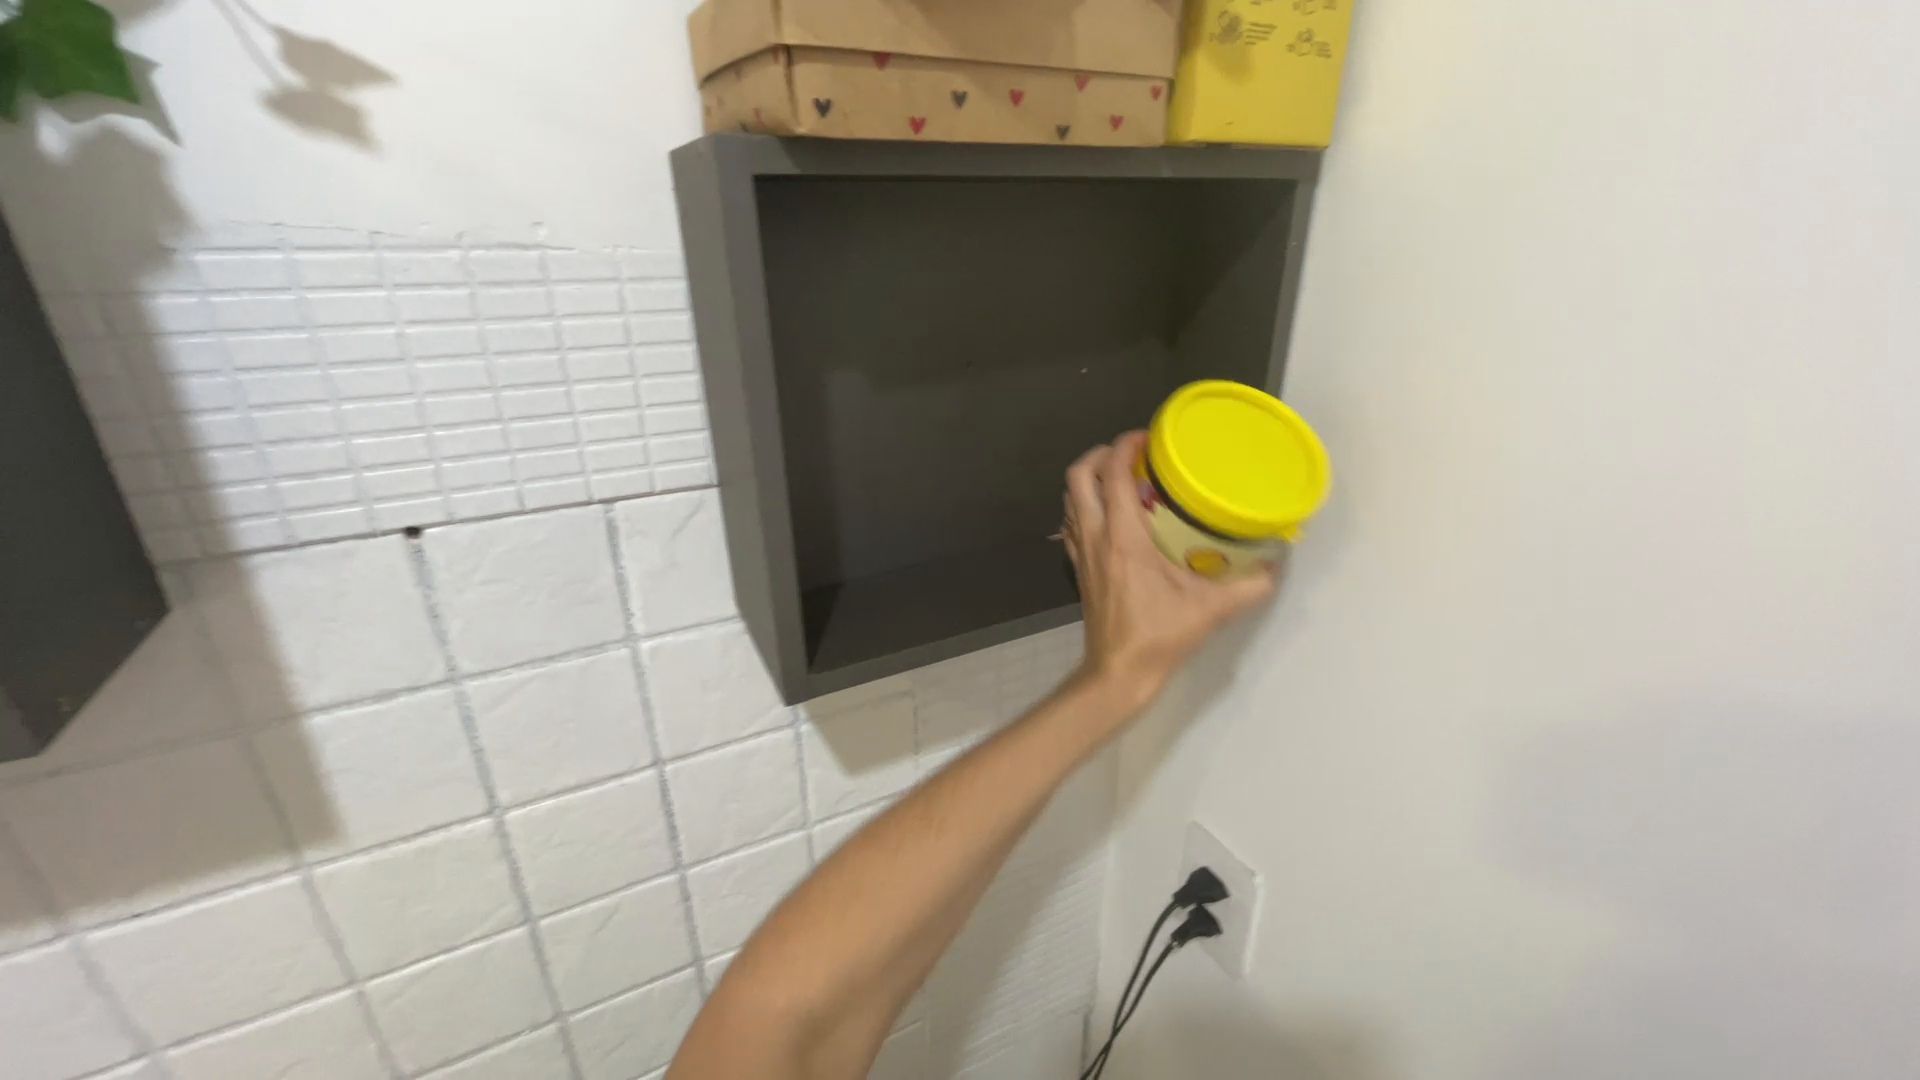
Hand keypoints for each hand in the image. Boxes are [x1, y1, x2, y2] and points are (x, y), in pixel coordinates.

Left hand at [1061, 432, 1276, 710]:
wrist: (1117, 672)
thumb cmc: (1158, 636)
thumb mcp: (1210, 609)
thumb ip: (1248, 586)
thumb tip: (1275, 567)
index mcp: (1122, 537)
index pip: (1110, 474)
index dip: (1124, 446)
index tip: (1146, 437)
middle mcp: (1094, 538)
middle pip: (1077, 477)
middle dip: (1098, 455)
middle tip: (1129, 453)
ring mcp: (1081, 554)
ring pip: (1070, 500)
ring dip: (1088, 481)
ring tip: (1119, 479)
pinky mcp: (1079, 570)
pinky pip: (1072, 525)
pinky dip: (1085, 509)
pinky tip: (1111, 518)